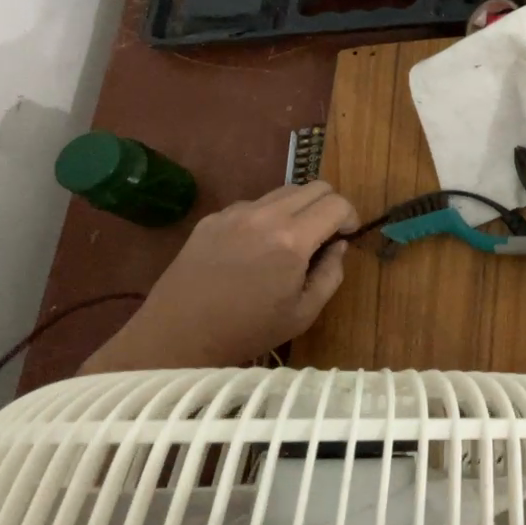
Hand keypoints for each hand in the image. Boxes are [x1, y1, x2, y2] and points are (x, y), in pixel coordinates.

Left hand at [81, 182, 358, 373]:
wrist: (175, 338)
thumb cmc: (246, 331)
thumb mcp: (303, 313)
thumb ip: (331, 274)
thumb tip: (337, 246)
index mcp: (292, 241)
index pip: (337, 204)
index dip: (350, 217)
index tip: (346, 236)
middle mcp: (265, 216)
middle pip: (314, 186)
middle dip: (328, 206)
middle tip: (323, 235)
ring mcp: (235, 214)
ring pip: (284, 191)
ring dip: (298, 208)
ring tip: (289, 240)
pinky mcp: (212, 219)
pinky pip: (253, 204)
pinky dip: (266, 217)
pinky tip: (254, 247)